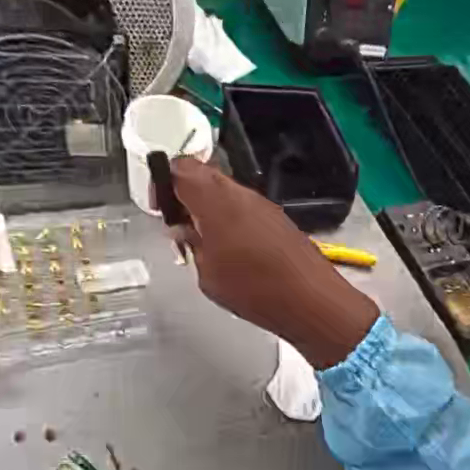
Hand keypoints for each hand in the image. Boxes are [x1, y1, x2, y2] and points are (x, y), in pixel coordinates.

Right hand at [170, 155, 378, 367]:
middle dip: (185, 196)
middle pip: (203, 176)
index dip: (163, 183)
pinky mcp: (277, 218)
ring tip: (203, 242)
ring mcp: (262, 203)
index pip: (180, 169)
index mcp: (214, 200)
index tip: (159, 209)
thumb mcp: (207, 273)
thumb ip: (191, 244)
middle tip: (178, 226)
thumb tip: (184, 230)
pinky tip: (230, 250)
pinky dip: (229, 219)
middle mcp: (239, 192)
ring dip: (208, 208)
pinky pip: (243, 207)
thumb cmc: (253, 289)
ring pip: (224, 192)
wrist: (310, 300)